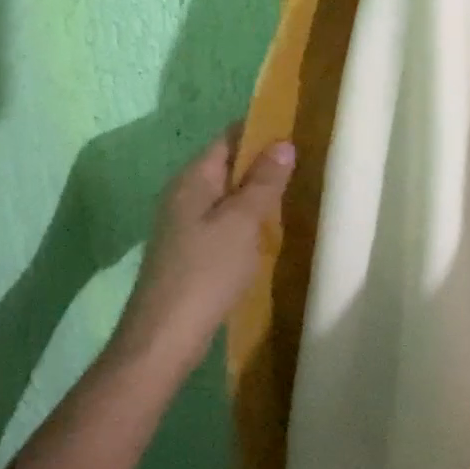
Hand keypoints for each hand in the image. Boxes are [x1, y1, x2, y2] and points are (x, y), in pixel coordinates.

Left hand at [109, 129, 294, 358]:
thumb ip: (263, 182)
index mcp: (193, 179)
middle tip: (305, 164)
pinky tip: (267, 234)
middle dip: (262, 163)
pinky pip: (223, 223)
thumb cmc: (205, 272)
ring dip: (256, 195)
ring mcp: (184, 226)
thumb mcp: (242, 222)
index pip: (228, 138)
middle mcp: (184, 195)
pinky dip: (246, 222)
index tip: (296, 129)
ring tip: (294, 195)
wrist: (164, 339)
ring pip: (227, 197)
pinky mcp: (189, 253)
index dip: (260, 130)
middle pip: (227, 166)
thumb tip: (282, 142)